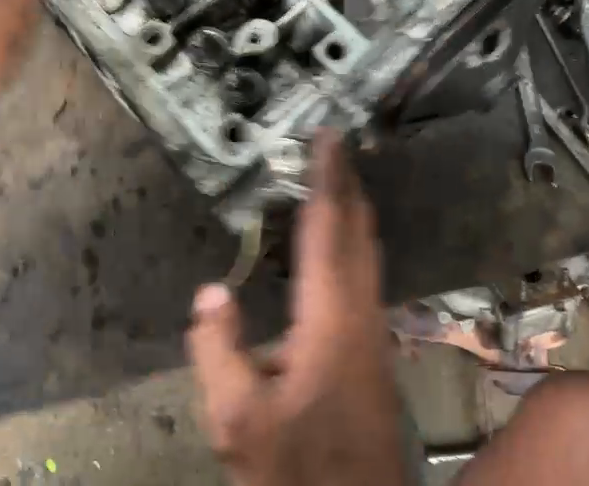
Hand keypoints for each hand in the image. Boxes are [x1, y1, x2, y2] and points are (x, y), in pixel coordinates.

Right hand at [186, 131, 406, 485]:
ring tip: (335, 180)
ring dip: (353, 211)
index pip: (328, 231)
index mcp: (330, 319)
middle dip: (348, 184)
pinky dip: (353, 241)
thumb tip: (212, 290)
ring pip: (368, 254)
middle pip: (359, 233)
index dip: (327, 180)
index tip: (329, 135)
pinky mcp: (376, 354)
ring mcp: (376, 335)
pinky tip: (338, 248)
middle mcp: (362, 315)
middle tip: (335, 142)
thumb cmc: (296, 467)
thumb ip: (219, 351)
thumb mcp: (238, 420)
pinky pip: (365, 275)